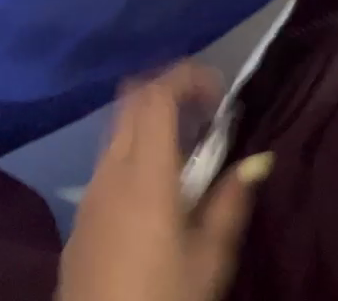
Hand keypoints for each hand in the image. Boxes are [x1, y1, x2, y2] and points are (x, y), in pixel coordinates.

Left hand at [57, 63, 272, 300]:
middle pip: (131, 101)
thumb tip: (257, 161)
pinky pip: (108, 163)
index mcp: (145, 175)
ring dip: (151, 122)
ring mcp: (90, 197)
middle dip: (169, 90)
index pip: (157, 95)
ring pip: (117, 130)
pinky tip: (158, 191)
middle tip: (205, 112)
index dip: (187, 77)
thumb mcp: (210, 260)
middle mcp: (111, 173)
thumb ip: (231, 201)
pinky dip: (135, 153)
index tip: (219, 92)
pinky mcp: (80, 222)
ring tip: (188, 152)